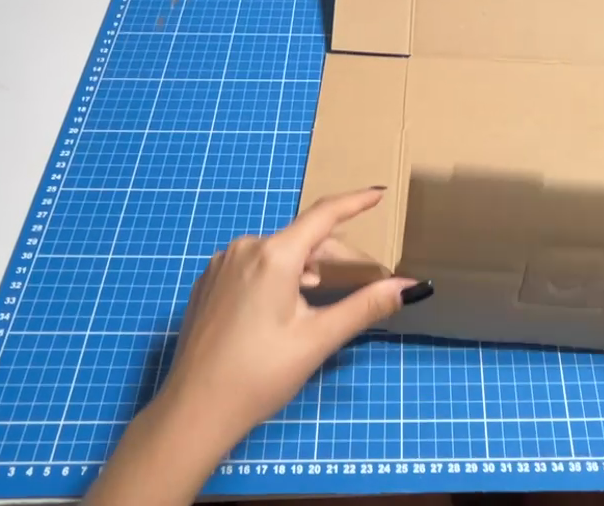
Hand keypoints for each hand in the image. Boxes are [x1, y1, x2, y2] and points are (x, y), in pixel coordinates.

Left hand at [86, 188, 428, 505]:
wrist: (192, 412)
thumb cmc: (260, 376)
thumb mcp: (318, 340)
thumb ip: (366, 306)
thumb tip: (411, 287)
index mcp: (275, 255)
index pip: (324, 215)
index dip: (355, 202)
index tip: (379, 191)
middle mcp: (247, 247)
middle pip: (303, 239)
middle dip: (333, 256)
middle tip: (360, 282)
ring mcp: (222, 262)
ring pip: (278, 252)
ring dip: (305, 267)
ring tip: (320, 298)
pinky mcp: (209, 281)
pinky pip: (254, 264)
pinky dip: (277, 275)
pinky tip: (282, 307)